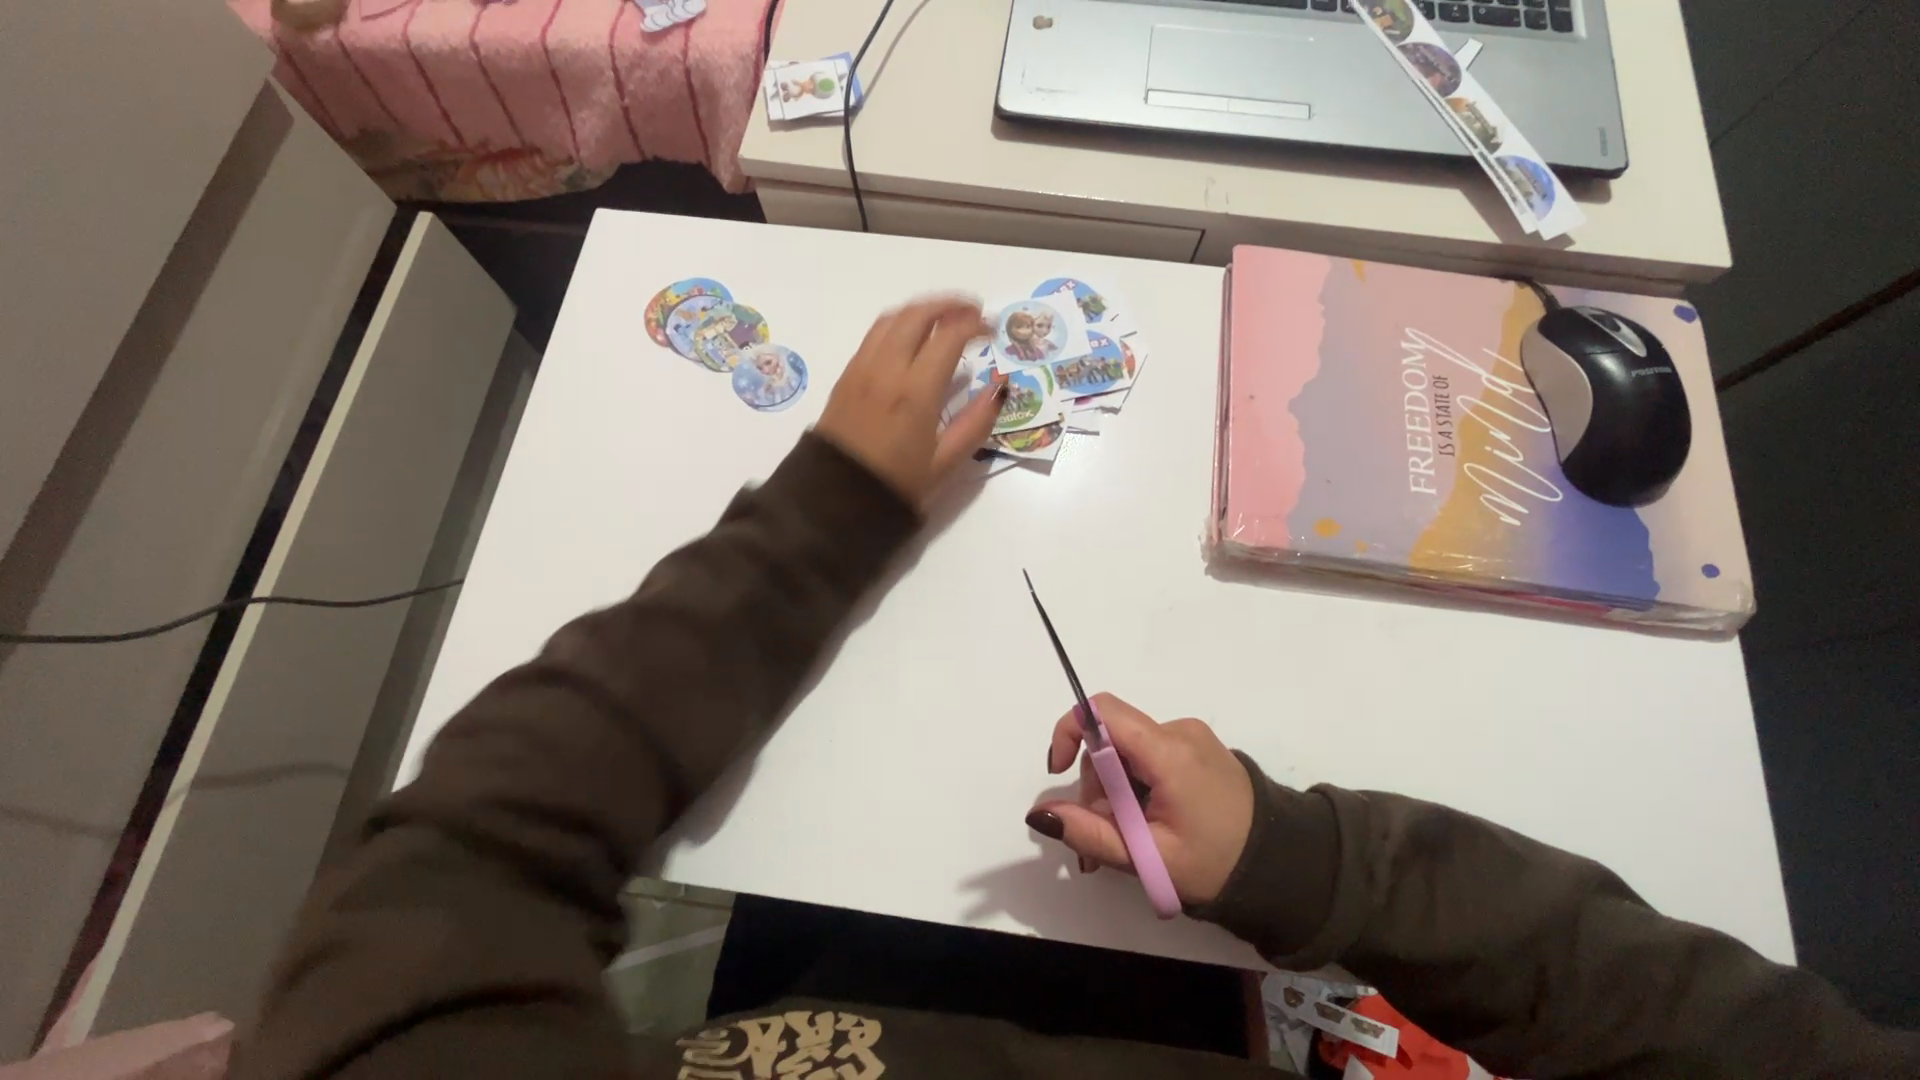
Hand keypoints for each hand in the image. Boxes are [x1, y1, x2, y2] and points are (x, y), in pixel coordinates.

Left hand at [814, 296, 1005, 508]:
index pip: (949, 335)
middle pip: (917, 314)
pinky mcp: (846, 377)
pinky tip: (911, 340)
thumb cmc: (896, 487)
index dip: (975, 324)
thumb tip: (1000, 388)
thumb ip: (977, 422)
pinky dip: (898, 325)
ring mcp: (861, 369)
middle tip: (972, 312)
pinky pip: (874, 335)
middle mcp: (886, 370)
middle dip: (949, 305)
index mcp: (915, 391)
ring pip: (891, 318)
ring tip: (943, 319)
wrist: (834, 502)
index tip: (992, 329)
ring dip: (921, 310)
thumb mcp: (946, 464)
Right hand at [1026, 693, 1253, 905]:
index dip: (1070, 731)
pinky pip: (1149, 760)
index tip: (1058, 772)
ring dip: (1115, 797)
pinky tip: (1142, 830)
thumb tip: (1040, 813)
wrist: (1285, 867)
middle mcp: (1178, 732)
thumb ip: (1091, 833)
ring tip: (1124, 847)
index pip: (1102, 711)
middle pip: (1111, 743)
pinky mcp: (1197, 750)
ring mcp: (1190, 739)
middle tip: (1098, 845)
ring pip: (1126, 756)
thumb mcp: (1149, 857)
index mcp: (1169, 751)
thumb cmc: (1218, 863)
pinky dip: (1136, 791)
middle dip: (1096, 790)